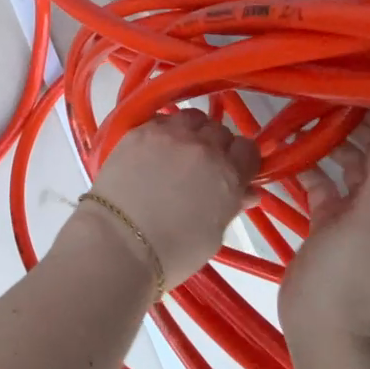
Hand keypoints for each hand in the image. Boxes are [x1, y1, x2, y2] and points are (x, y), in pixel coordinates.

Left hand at [81, 108, 260, 286]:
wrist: (121, 240)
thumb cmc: (174, 251)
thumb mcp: (213, 235)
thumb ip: (231, 205)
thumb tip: (247, 191)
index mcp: (227, 174)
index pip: (248, 149)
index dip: (243, 160)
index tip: (235, 171)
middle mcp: (202, 147)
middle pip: (220, 130)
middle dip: (218, 145)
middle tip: (205, 165)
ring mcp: (169, 134)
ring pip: (192, 118)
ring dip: (193, 131)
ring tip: (182, 150)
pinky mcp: (140, 130)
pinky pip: (162, 119)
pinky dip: (166, 129)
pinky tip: (157, 147)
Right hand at [279, 109, 369, 344]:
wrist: (323, 331)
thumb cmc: (348, 279)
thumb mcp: (366, 227)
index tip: (360, 96)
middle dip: (357, 127)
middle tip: (325, 101)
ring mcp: (355, 216)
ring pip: (349, 167)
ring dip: (329, 143)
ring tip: (302, 121)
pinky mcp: (328, 224)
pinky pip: (321, 186)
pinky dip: (307, 168)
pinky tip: (285, 154)